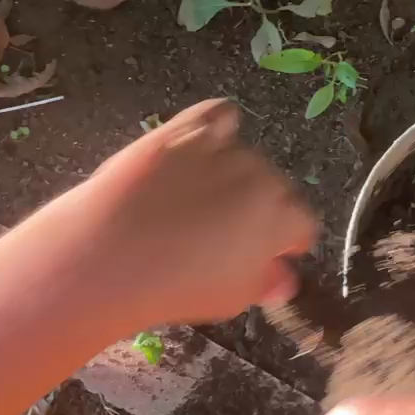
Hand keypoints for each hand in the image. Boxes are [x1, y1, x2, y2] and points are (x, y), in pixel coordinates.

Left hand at [39, 99, 317, 328]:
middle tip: (229, 232)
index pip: (303, 224)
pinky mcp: (188, 130)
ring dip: (235, 175)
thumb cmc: (177, 287)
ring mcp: (226, 150)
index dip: (288, 240)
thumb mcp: (232, 298)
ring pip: (246, 157)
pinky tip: (204, 144)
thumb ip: (267, 282)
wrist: (110, 253)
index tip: (272, 252)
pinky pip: (219, 116)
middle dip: (261, 208)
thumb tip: (283, 276)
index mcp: (282, 219)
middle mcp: (263, 178)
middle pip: (276, 189)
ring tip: (201, 198)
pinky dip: (217, 129)